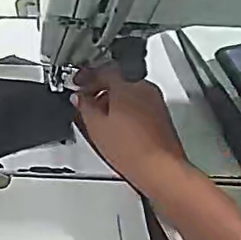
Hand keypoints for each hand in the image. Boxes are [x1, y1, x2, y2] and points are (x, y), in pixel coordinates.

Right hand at [71, 66, 197, 196]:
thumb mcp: (95, 125)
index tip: (78, 83)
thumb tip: (80, 98)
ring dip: (113, 100)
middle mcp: (145, 89)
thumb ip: (84, 106)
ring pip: (129, 93)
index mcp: (128, 85)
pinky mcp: (161, 117)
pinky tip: (116, 126)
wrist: (158, 169)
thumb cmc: (132, 148)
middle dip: (100, 88)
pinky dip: (126, 110)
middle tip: (85, 99)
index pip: (103, 70)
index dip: (87, 76)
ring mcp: (156, 102)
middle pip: (118, 80)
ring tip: (99, 116)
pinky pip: (139, 105)